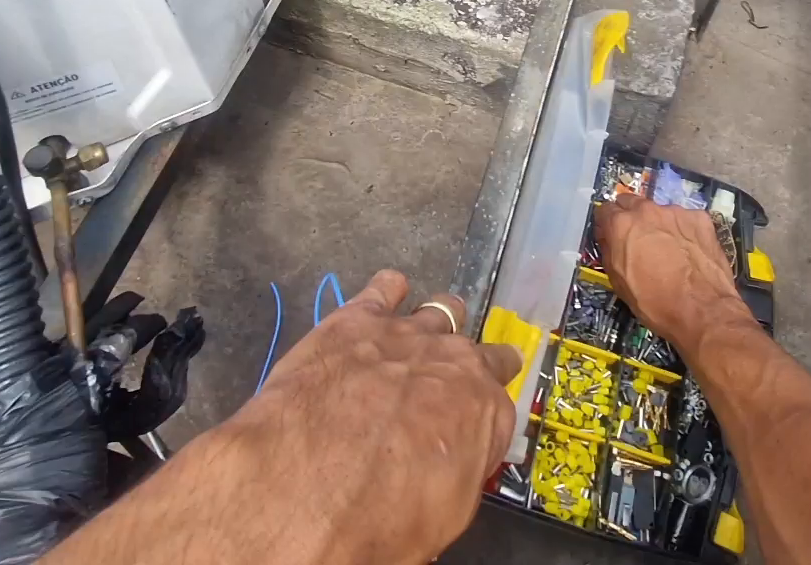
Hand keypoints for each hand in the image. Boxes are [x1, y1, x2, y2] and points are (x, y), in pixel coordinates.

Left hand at [53, 270, 524, 564]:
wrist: (310, 483)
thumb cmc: (384, 522)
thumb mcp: (440, 519)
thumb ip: (453, 474)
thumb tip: (442, 468)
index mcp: (485, 411)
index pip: (500, 402)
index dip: (484, 414)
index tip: (470, 425)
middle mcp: (456, 361)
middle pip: (478, 351)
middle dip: (468, 364)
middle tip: (448, 382)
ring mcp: (408, 332)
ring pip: (440, 310)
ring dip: (435, 325)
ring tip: (420, 336)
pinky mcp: (360, 317)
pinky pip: (385, 287)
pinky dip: (388, 291)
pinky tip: (386, 294)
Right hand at [595, 192, 753, 353]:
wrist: (703, 311)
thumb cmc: (654, 302)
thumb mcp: (618, 281)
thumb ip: (610, 251)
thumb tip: (609, 238)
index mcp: (621, 224)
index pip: (606, 210)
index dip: (608, 224)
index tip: (612, 235)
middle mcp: (646, 210)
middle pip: (631, 202)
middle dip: (631, 217)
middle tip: (638, 240)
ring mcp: (675, 212)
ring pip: (660, 211)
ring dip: (659, 224)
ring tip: (669, 249)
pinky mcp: (700, 218)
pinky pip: (685, 219)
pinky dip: (683, 230)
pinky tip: (689, 250)